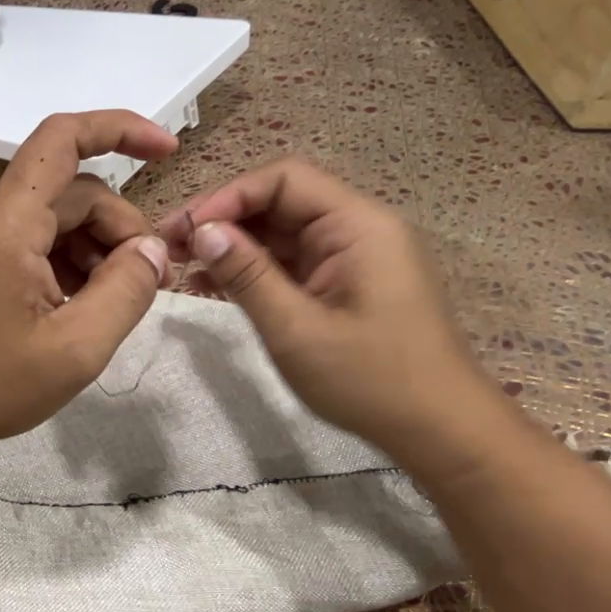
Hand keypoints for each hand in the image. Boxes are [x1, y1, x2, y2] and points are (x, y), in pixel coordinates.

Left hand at [0, 111, 174, 468]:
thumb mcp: (77, 348)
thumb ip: (126, 289)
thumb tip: (151, 249)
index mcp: (4, 224)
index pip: (61, 140)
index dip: (120, 130)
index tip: (169, 151)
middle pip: (70, 191)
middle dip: (118, 227)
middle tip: (147, 284)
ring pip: (51, 216)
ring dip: (91, 248)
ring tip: (110, 303)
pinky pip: (27, 238)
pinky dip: (61, 260)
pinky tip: (75, 304)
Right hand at [157, 157, 496, 451]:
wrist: (441, 432)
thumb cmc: (372, 380)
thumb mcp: (296, 328)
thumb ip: (247, 274)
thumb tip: (202, 231)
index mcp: (359, 227)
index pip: (284, 180)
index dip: (227, 196)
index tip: (183, 229)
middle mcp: (358, 229)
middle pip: (279, 200)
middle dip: (221, 217)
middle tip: (169, 245)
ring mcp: (351, 256)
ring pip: (279, 230)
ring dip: (229, 242)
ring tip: (179, 263)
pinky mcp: (343, 282)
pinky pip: (289, 258)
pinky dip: (249, 265)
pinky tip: (208, 283)